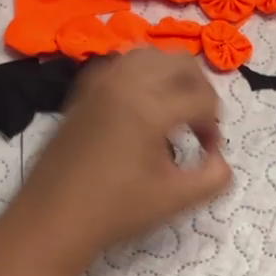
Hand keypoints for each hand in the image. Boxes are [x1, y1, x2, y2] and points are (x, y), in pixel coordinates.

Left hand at [10, 49, 232, 265]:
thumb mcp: (175, 199)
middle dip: (200, 89)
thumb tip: (221, 161)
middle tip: (201, 123)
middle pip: (179, 62)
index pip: (202, 98)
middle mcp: (125, 84)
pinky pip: (118, 66)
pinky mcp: (82, 93)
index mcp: (150, 108)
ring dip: (170, 77)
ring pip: (147, 56)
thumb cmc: (116, 211)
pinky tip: (140, 106)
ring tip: (173, 110)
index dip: (214, 126)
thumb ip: (213, 178)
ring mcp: (99, 85)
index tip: (209, 153)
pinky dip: (139, 76)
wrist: (53, 219)